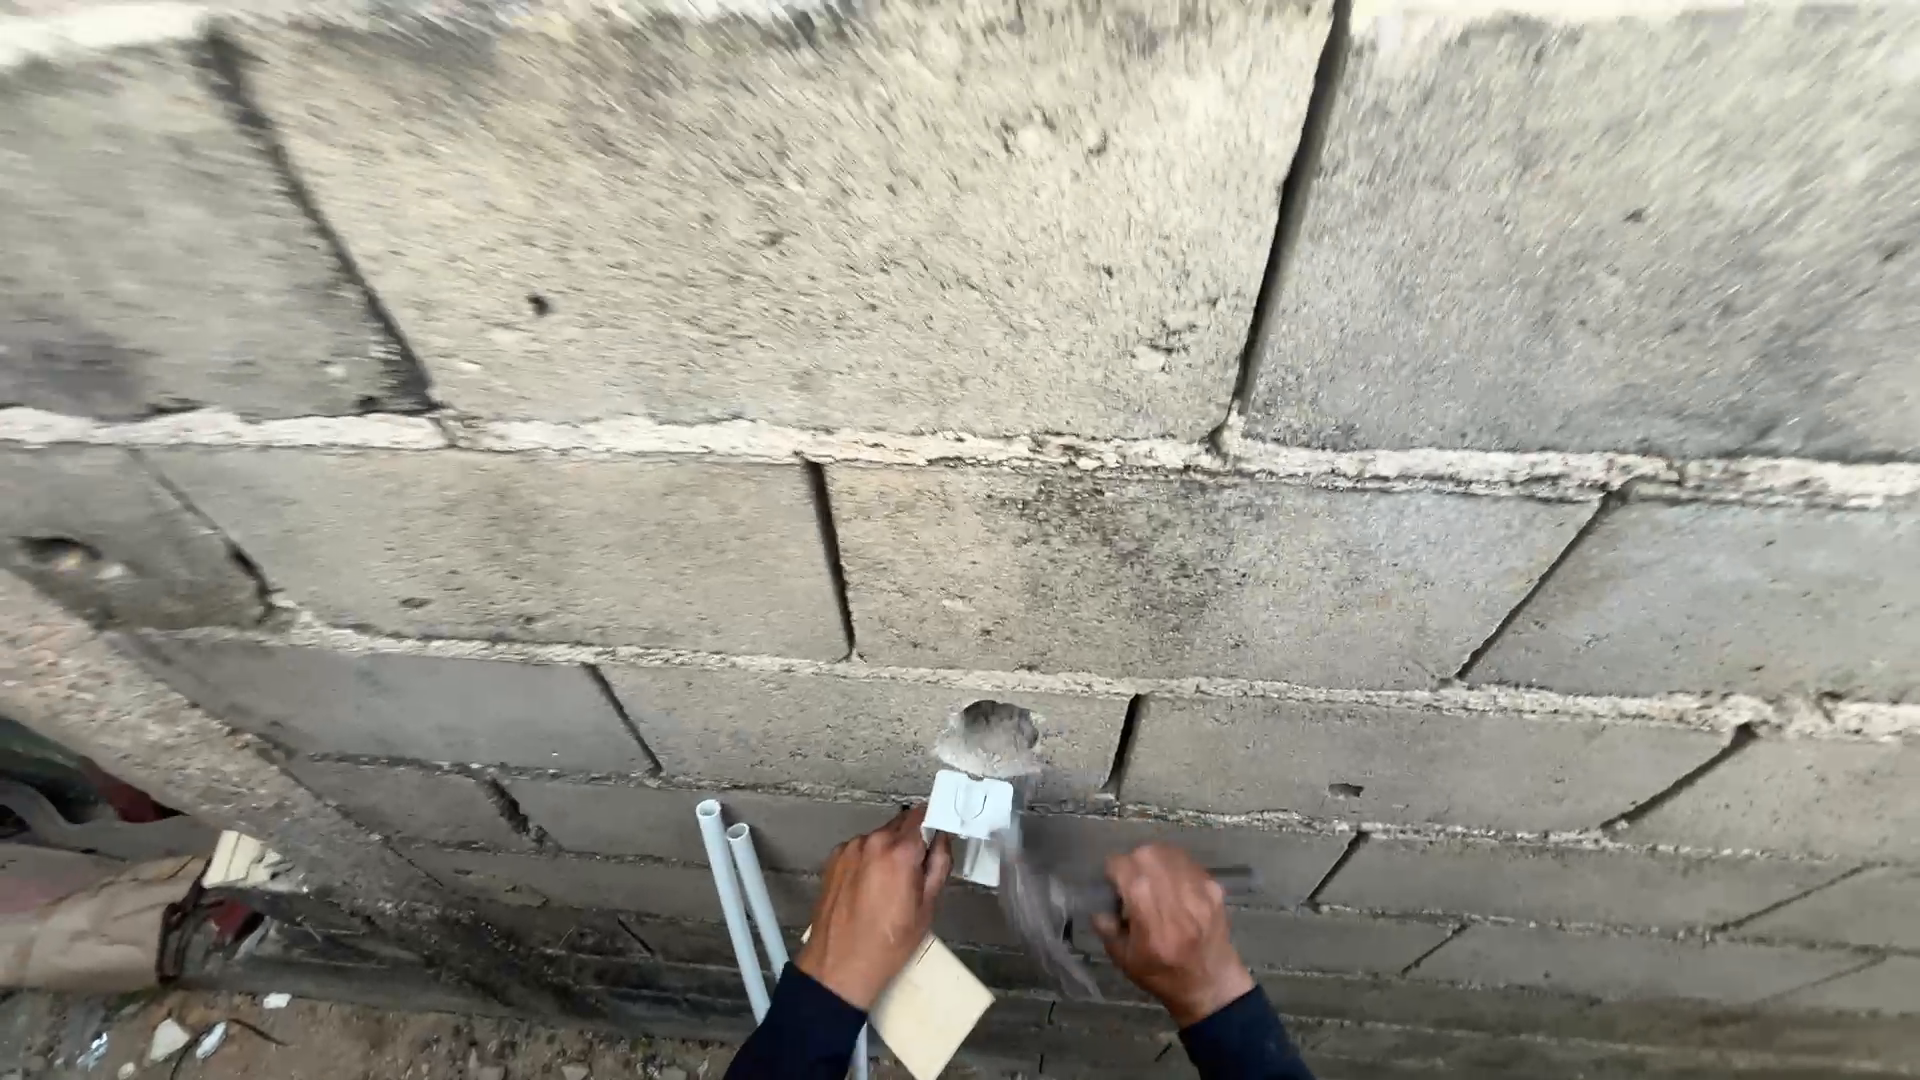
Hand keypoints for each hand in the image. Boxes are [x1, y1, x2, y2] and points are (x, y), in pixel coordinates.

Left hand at [796, 804, 953, 1008]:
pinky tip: (867, 887)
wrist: (838, 968)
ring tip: (887, 885)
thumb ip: (939, 865)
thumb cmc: (888, 944)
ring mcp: (850, 848)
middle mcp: (873, 841)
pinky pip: (860, 848)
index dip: (932, 825)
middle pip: (901, 824)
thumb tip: (942, 839)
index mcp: (900, 852)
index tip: (936, 839)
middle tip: (914, 870)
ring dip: (888, 850)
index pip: (923, 815)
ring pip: (880, 837)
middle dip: (911, 840)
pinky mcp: (833, 858)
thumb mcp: (927, 908)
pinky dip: (867, 859)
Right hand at [1092, 844, 1254, 1027]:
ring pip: (1168, 852)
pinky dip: (1175, 865)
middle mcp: (1176, 900)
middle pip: (1146, 854)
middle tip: (1131, 877)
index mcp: (1151, 919)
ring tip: (1152, 876)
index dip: (1113, 870)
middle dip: (1133, 861)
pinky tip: (1173, 882)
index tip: (1112, 881)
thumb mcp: (1125, 960)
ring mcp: (1199, 892)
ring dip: (1154, 859)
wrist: (1213, 988)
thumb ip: (1106, 928)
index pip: (1125, 869)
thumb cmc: (1163, 976)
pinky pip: (1188, 862)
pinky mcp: (1215, 890)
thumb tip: (1098, 904)